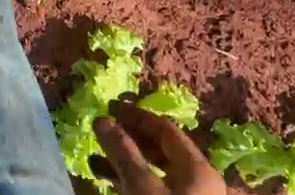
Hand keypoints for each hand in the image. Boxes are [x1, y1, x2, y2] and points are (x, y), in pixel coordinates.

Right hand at [95, 107, 229, 194]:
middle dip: (128, 140)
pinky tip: (109, 186)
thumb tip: (103, 119)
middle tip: (100, 132)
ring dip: (124, 164)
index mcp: (198, 169)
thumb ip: (121, 150)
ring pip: (156, 174)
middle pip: (161, 151)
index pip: (165, 129)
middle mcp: (200, 183)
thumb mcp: (140, 186)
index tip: (107, 107)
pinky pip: (155, 194)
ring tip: (95, 163)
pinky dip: (132, 185)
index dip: (136, 116)